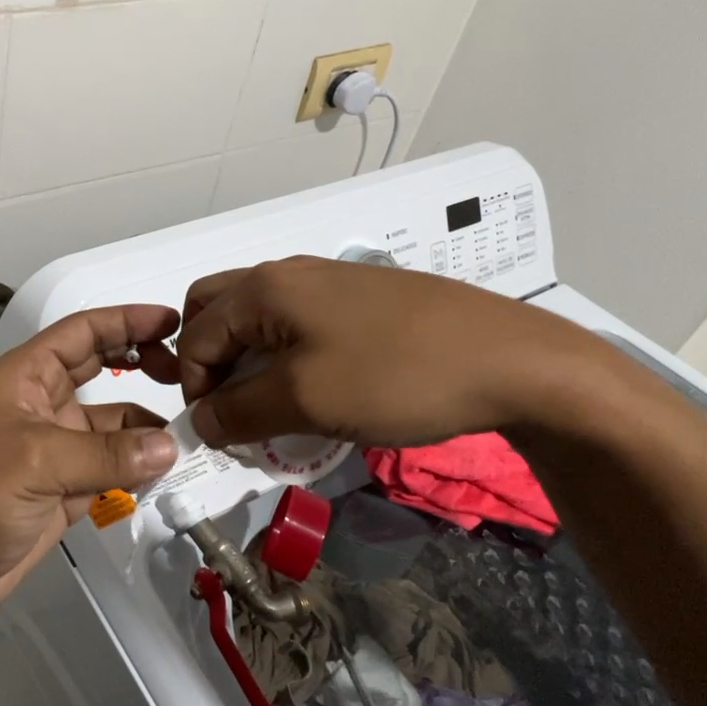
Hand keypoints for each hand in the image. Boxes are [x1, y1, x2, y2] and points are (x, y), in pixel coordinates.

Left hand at [0, 305, 181, 620]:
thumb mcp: (37, 463)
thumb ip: (106, 454)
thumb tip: (169, 446)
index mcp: (24, 377)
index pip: (81, 332)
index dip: (125, 321)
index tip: (172, 320)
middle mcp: (41, 403)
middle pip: (99, 368)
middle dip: (141, 363)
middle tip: (186, 373)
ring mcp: (54, 445)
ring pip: (111, 422)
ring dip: (145, 427)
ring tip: (190, 435)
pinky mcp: (65, 486)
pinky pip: (111, 465)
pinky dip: (138, 466)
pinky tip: (165, 471)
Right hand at [154, 255, 608, 448]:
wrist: (512, 360)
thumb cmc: (396, 376)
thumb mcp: (306, 400)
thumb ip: (239, 411)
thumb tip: (200, 421)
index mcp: (263, 288)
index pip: (194, 335)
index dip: (194, 387)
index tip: (220, 433)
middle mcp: (287, 272)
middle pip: (215, 309)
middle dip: (209, 358)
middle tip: (230, 404)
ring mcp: (327, 280)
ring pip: (259, 316)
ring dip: (247, 357)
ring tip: (271, 403)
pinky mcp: (362, 297)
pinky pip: (297, 320)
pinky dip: (284, 352)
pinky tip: (318, 386)